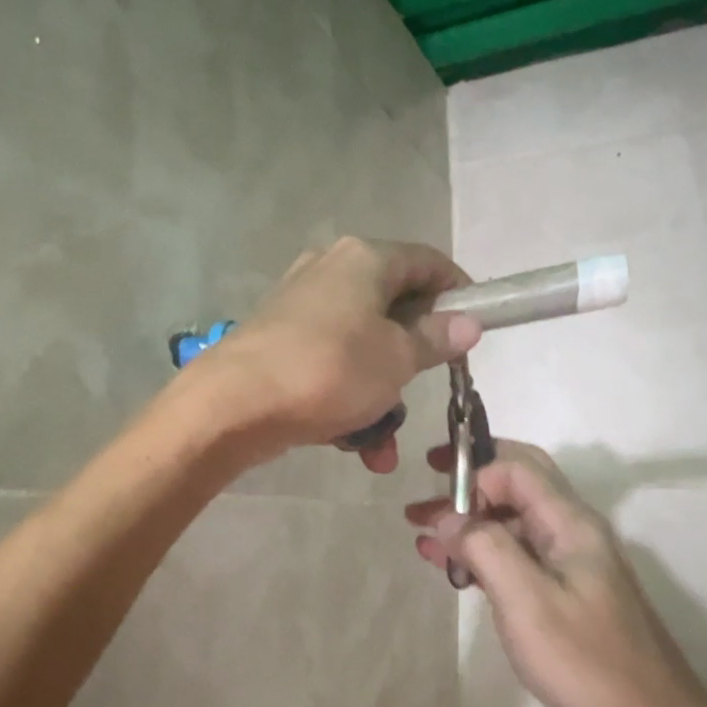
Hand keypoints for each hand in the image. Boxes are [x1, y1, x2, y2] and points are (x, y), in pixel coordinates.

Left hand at [190, 237, 477, 472]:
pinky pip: (327, 369)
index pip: (427, 261)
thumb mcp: (397, 359)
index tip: (473, 329)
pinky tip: (351, 445)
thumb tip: (467, 323)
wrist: (233, 404)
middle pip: (390, 310)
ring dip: (378, 398)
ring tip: (382, 446)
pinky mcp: (277, 345)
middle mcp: (329, 272)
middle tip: (423, 394)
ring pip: (359, 350)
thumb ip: (435, 339)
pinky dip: (343, 402)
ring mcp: (298, 309)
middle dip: (410, 362)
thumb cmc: (330, 371)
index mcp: (365, 259)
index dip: (457, 292)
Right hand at [407, 440, 706, 706]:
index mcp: (570, 524)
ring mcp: (573, 566)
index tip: (432, 500)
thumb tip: (447, 516)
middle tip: (417, 508)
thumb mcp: (525, 600)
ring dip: (470, 526)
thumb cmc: (584, 659)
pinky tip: (456, 572)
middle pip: (517, 489)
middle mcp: (574, 534)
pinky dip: (484, 556)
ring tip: (424, 541)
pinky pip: (519, 558)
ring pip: (514, 525)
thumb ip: (484, 547)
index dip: (471, 473)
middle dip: (466, 489)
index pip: (516, 469)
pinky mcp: (567, 596)